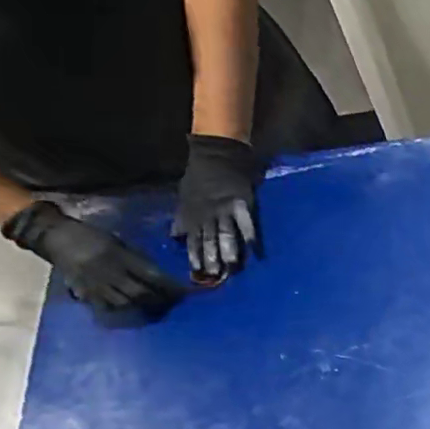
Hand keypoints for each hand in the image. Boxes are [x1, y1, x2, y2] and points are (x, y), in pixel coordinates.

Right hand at [2, 201, 184, 314]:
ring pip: (127, 303)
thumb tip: (158, 277)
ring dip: (145, 309)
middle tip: (172, 305)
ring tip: (157, 311)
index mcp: (118, 254)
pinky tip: (132, 313)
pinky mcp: (86, 293)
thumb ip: (135, 259)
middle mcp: (109, 271)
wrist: (54, 236)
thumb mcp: (116, 241)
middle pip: (141, 292)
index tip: (183, 293)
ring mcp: (97, 284)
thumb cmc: (89, 235)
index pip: (151, 274)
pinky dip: (123, 312)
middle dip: (159, 301)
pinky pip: (108, 308)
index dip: (169, 286)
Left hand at [171, 134, 262, 281]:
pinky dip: (249, 234)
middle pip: (210, 240)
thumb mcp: (184, 196)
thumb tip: (175, 236)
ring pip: (226, 234)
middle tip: (215, 275)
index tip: (197, 272)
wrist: (216, 153)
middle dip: (212, 258)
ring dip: (228, 250)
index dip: (195, 256)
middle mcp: (208, 215)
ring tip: (232, 266)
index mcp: (194, 214)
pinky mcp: (241, 203)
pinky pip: (246, 222)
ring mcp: (225, 210)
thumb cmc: (199, 176)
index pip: (194, 240)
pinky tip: (254, 248)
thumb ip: (182, 218)